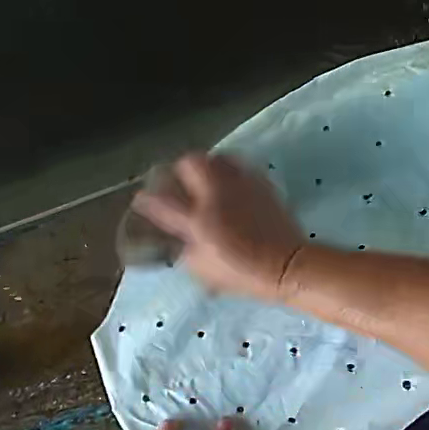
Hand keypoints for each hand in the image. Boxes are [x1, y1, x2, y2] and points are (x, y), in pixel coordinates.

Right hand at [131, 153, 303, 302]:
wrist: (286, 265)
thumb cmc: (242, 273)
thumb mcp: (203, 269)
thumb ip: (185, 249)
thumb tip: (179, 240)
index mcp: (197, 220)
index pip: (162, 201)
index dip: (147, 199)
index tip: (141, 198)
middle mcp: (216, 194)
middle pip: (190, 162)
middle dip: (180, 168)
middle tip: (179, 181)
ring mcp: (240, 185)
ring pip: (217, 156)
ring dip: (207, 164)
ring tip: (207, 178)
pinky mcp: (261, 183)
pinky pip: (240, 166)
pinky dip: (230, 170)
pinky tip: (231, 184)